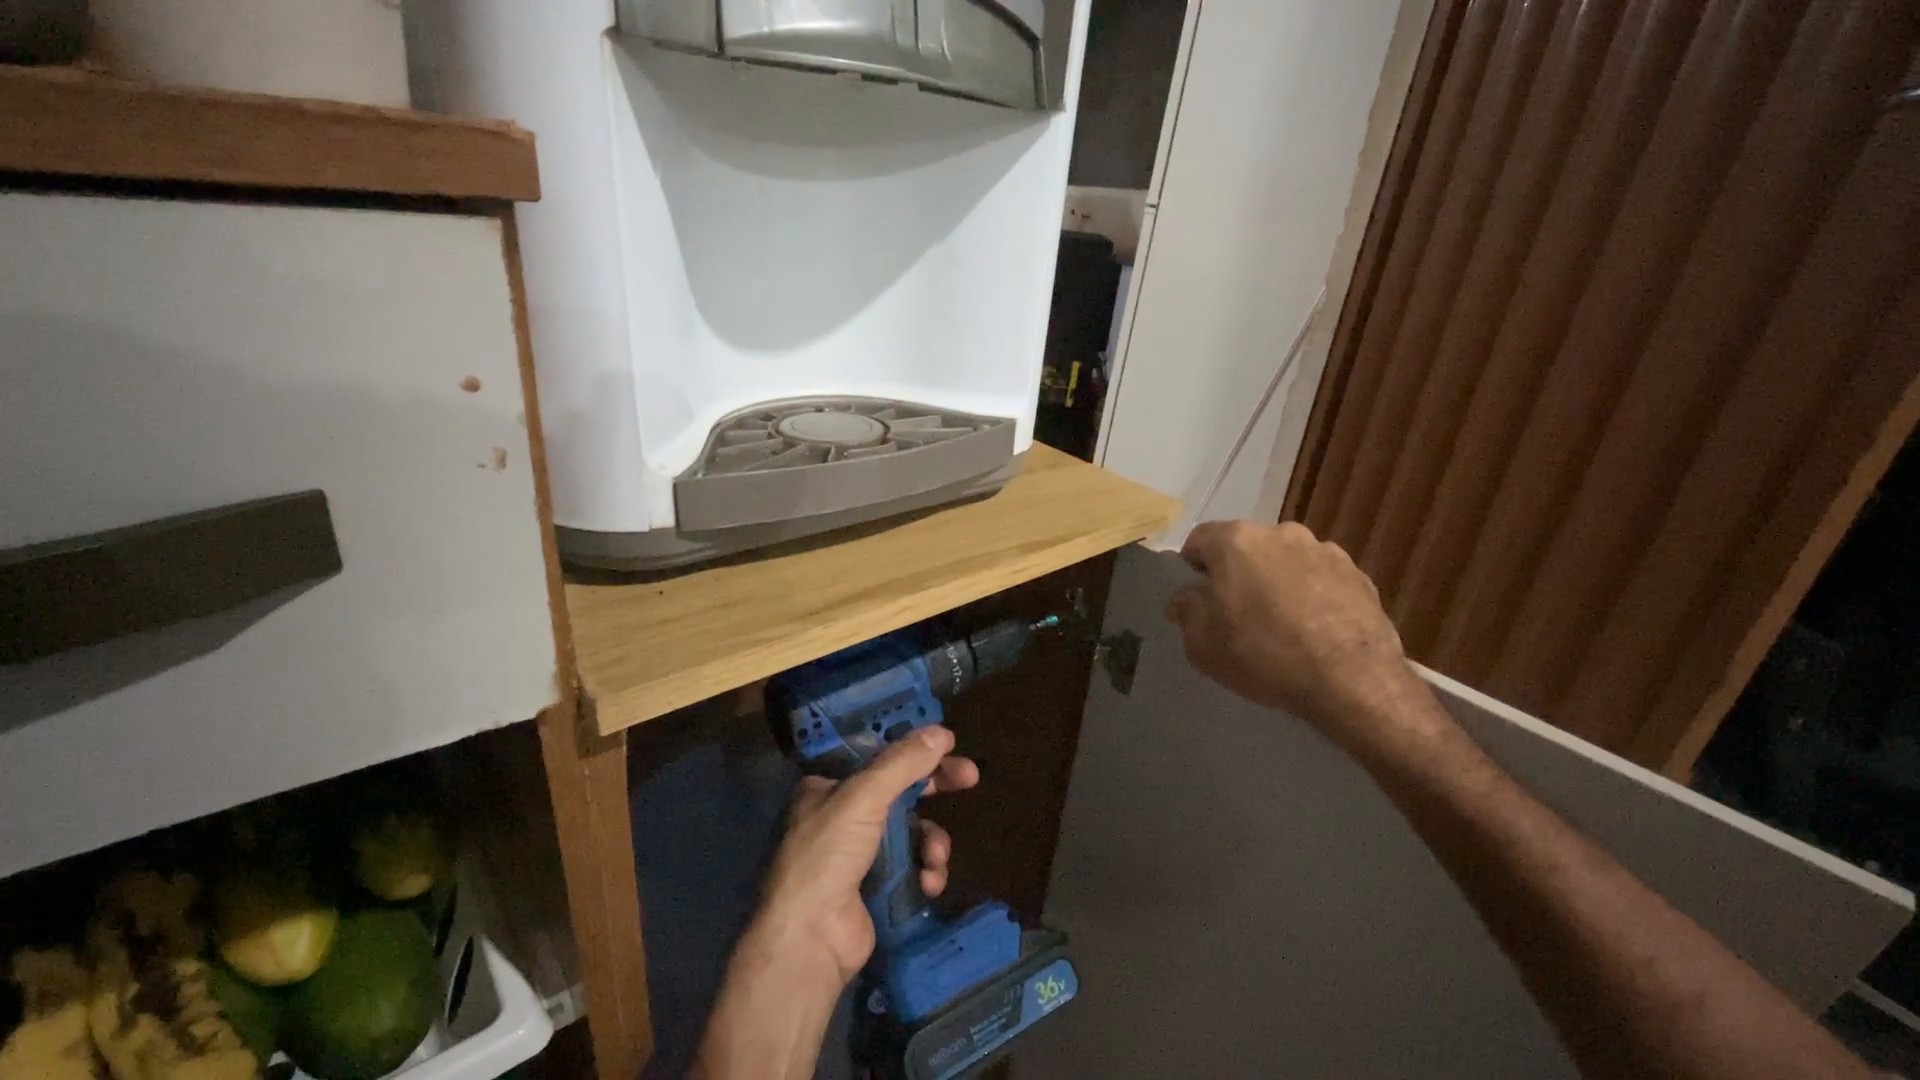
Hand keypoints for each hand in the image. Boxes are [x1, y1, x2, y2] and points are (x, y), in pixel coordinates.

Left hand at [750, 726, 979, 989]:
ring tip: (935, 857)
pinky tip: (929, 883)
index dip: (910, 749)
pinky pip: (912, 868)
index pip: (875, 757)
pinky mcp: (875, 889)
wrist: (809, 939)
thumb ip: (902, 763)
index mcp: (826, 788)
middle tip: (971, 777)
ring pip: (911, 832)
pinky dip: (925, 873)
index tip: (946, 744)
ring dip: (931, 841)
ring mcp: (858, 856)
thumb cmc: (826, 855)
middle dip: (934, 787)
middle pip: (899, 792)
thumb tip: (940, 731)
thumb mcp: (862, 798)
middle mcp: (840, 817)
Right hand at [1166, 521, 1420, 746]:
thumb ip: (1186, 611)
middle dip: (1239, 573)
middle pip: (1247, 548)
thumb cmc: (1263, 655)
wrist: (1351, 680)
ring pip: (1286, 561)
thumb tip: (1185, 598)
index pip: (1199, 540)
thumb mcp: (1202, 644)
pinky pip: (1320, 579)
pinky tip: (1315, 630)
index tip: (1198, 598)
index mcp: (1236, 541)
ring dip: (1278, 582)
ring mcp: (1325, 550)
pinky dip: (1312, 595)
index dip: (1194, 568)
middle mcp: (1281, 533)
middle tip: (1239, 613)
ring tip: (1283, 624)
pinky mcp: (1358, 574)